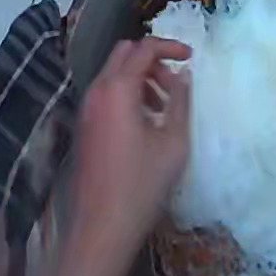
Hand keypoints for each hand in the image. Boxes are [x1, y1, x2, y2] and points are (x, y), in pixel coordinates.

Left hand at [50, 37, 191, 275]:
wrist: (101, 230)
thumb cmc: (141, 185)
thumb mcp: (173, 143)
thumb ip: (181, 101)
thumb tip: (183, 75)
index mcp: (118, 88)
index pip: (144, 48)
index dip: (170, 46)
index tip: (191, 57)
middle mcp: (98, 89)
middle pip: (125, 53)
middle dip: (152, 59)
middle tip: (174, 82)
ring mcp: (87, 106)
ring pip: (114, 71)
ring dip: (141, 76)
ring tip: (164, 106)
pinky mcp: (84, 123)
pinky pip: (107, 91)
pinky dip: (127, 92)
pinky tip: (145, 121)